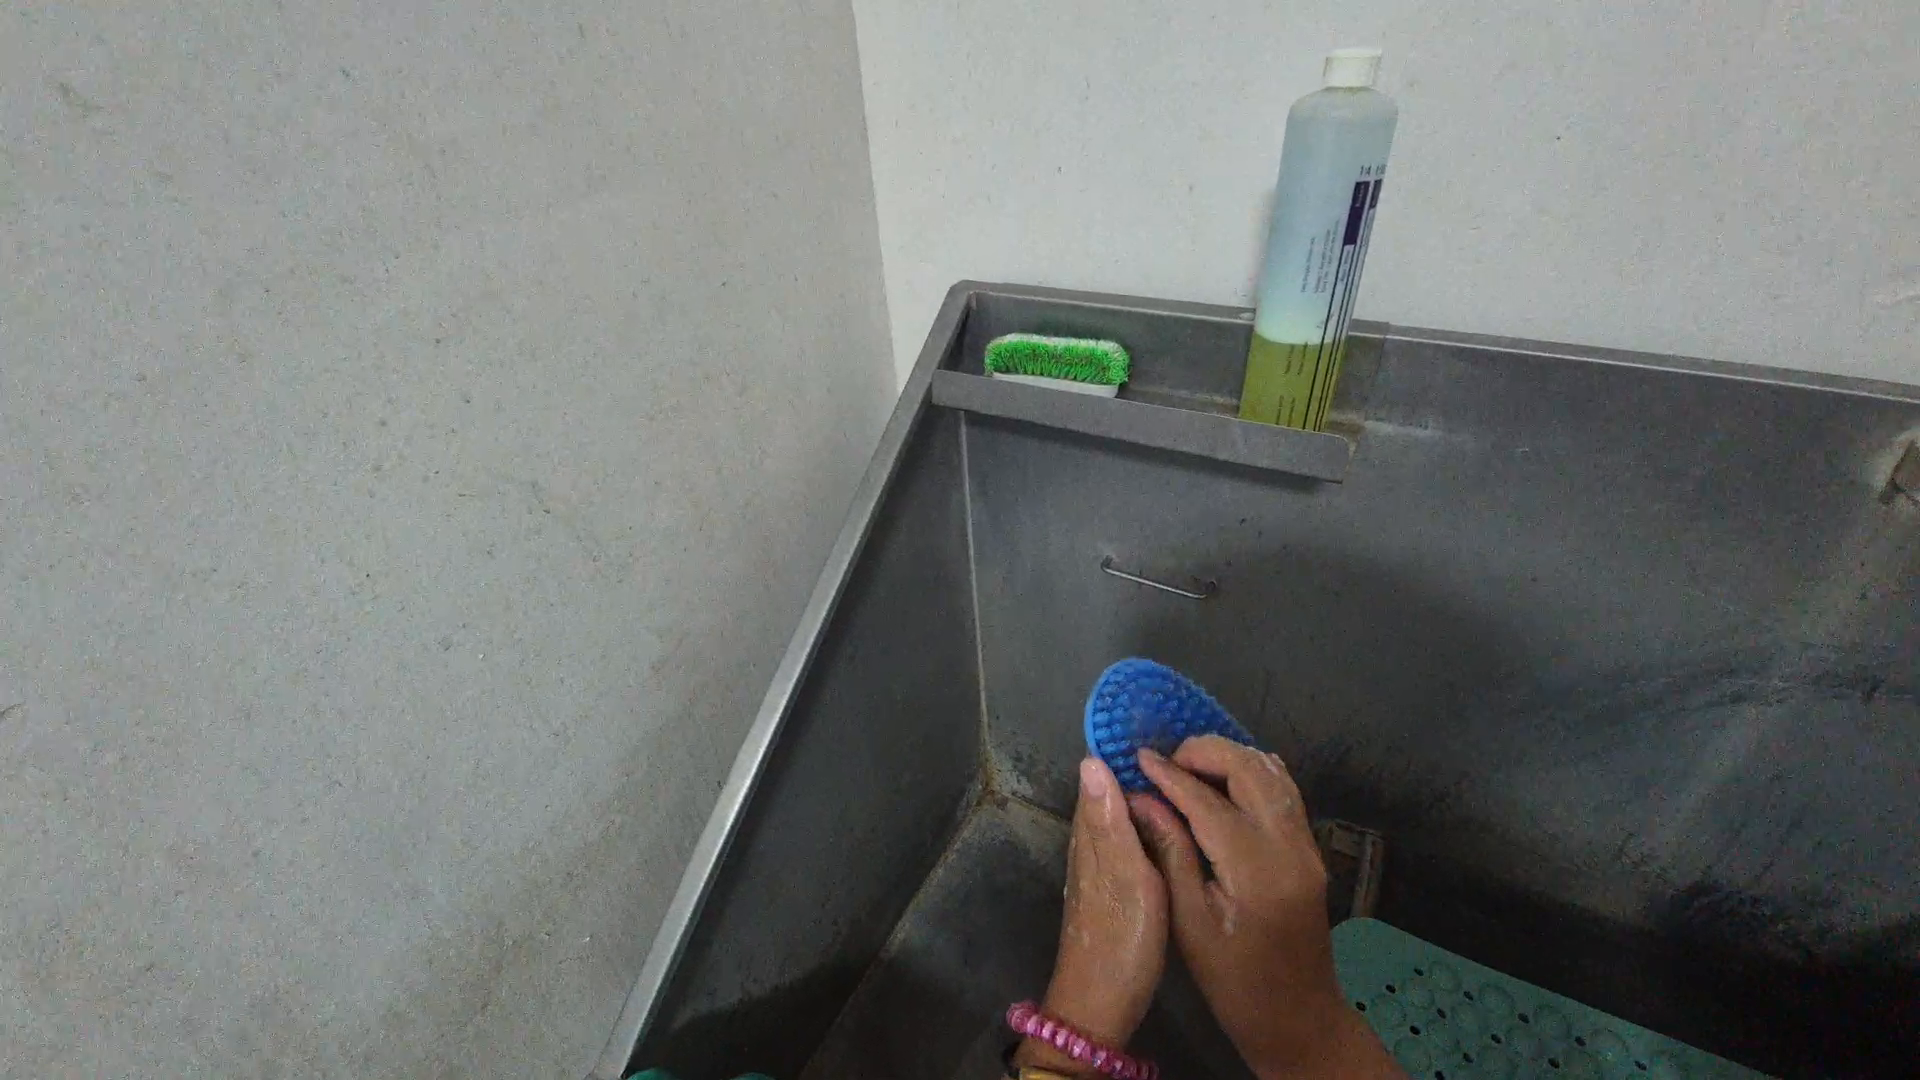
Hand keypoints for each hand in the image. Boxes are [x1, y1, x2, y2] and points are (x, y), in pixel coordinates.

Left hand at [1016, 757, 1168, 1077]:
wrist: (1102, 999)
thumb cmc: (1120, 936)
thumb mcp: (1125, 876)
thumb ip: (1110, 821)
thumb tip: (1091, 760)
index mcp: (1091, 834)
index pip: (1099, 778)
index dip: (1120, 753)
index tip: (1152, 728)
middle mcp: (1089, 842)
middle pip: (1109, 795)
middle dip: (1134, 772)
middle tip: (1179, 752)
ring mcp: (1099, 866)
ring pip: (1118, 818)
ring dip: (1140, 798)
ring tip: (1179, 780)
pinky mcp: (1111, 886)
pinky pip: (1126, 840)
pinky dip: (1143, 825)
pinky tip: (1167, 827)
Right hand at [1134, 737, 1396, 1079]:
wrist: (1298, 1020)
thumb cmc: (1233, 981)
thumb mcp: (1188, 921)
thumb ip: (1170, 851)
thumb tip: (1140, 798)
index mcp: (1256, 871)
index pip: (1208, 802)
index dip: (1170, 776)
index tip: (1139, 757)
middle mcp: (1290, 848)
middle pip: (1249, 770)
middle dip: (1205, 752)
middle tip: (1166, 759)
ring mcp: (1306, 846)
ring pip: (1272, 773)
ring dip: (1229, 757)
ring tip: (1188, 763)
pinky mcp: (1310, 849)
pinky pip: (1283, 790)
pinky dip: (1252, 771)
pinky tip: (1224, 776)